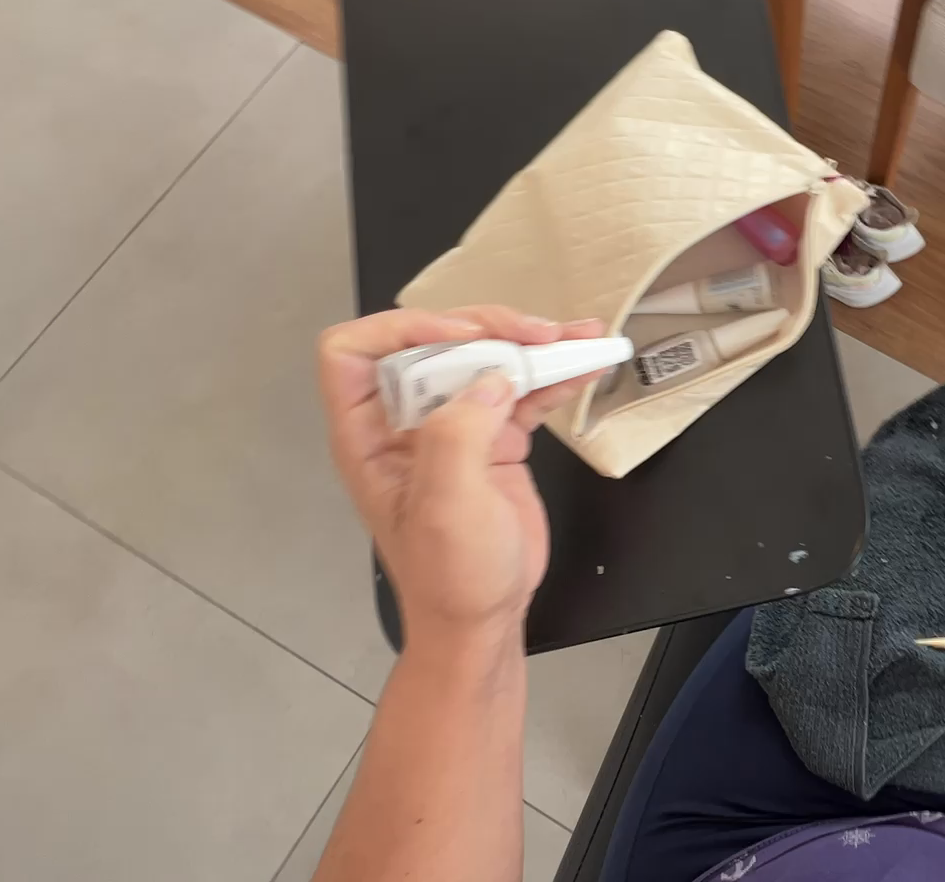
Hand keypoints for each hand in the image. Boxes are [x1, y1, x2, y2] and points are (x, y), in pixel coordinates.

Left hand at [317, 307, 606, 653]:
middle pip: (440, 344)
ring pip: (490, 361)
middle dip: (492, 329)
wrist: (488, 614)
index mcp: (372, 434)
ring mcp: (459, 426)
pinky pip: (528, 392)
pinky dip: (558, 375)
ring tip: (579, 335)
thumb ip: (458, 436)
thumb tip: (492, 380)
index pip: (357, 353)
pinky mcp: (499, 438)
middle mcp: (411, 421)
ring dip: (535, 344)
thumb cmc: (451, 576)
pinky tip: (587, 363)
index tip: (465, 336)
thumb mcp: (445, 508)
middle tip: (540, 336)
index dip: (403, 330)